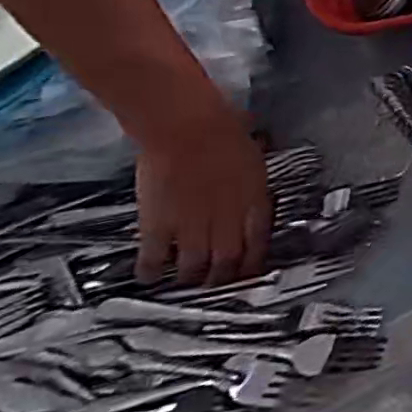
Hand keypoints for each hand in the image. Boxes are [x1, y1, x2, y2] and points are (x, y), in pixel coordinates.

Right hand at [133, 108, 269, 286]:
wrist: (188, 129)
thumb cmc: (224, 132)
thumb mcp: (252, 156)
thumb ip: (252, 179)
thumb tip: (253, 183)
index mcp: (253, 197)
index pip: (259, 239)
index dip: (255, 260)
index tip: (250, 272)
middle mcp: (226, 216)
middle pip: (228, 259)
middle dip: (224, 276)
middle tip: (218, 281)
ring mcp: (192, 224)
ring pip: (195, 267)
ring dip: (192, 277)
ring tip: (189, 279)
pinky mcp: (158, 226)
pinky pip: (155, 260)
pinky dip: (153, 272)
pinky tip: (152, 275)